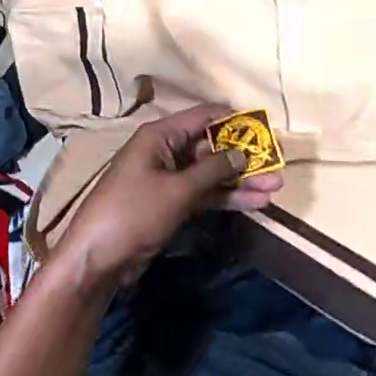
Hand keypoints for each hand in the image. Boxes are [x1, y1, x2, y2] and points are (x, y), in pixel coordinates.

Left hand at [55, 104, 283, 287]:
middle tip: (278, 164)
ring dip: (241, 180)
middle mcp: (165, 152)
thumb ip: (212, 170)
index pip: (203, 118)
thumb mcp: (177, 190)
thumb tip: (242, 152)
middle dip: (244, 156)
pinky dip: (227, 198)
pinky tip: (255, 202)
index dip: (235, 121)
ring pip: (211, 173)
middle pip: (211, 147)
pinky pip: (205, 194)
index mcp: (160, 136)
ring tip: (276, 188)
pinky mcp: (171, 204)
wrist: (98, 257)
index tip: (266, 129)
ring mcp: (169, 179)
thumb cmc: (133, 213)